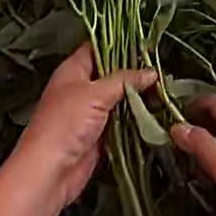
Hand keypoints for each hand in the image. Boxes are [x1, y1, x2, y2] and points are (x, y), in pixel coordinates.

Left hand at [10, 44, 155, 211]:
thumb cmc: (65, 123)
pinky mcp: (98, 135)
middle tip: (160, 71)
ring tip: (164, 92)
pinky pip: (120, 123)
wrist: (51, 171)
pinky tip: (155, 115)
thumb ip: (124, 81)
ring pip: (118, 100)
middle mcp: (81, 87)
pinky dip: (135, 121)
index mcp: (74, 69)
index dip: (120, 44)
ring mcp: (90, 112)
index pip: (98, 47)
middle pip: (111, 74)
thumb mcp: (95, 94)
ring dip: (138, 99)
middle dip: (134, 74)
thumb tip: (150, 72)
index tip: (144, 44)